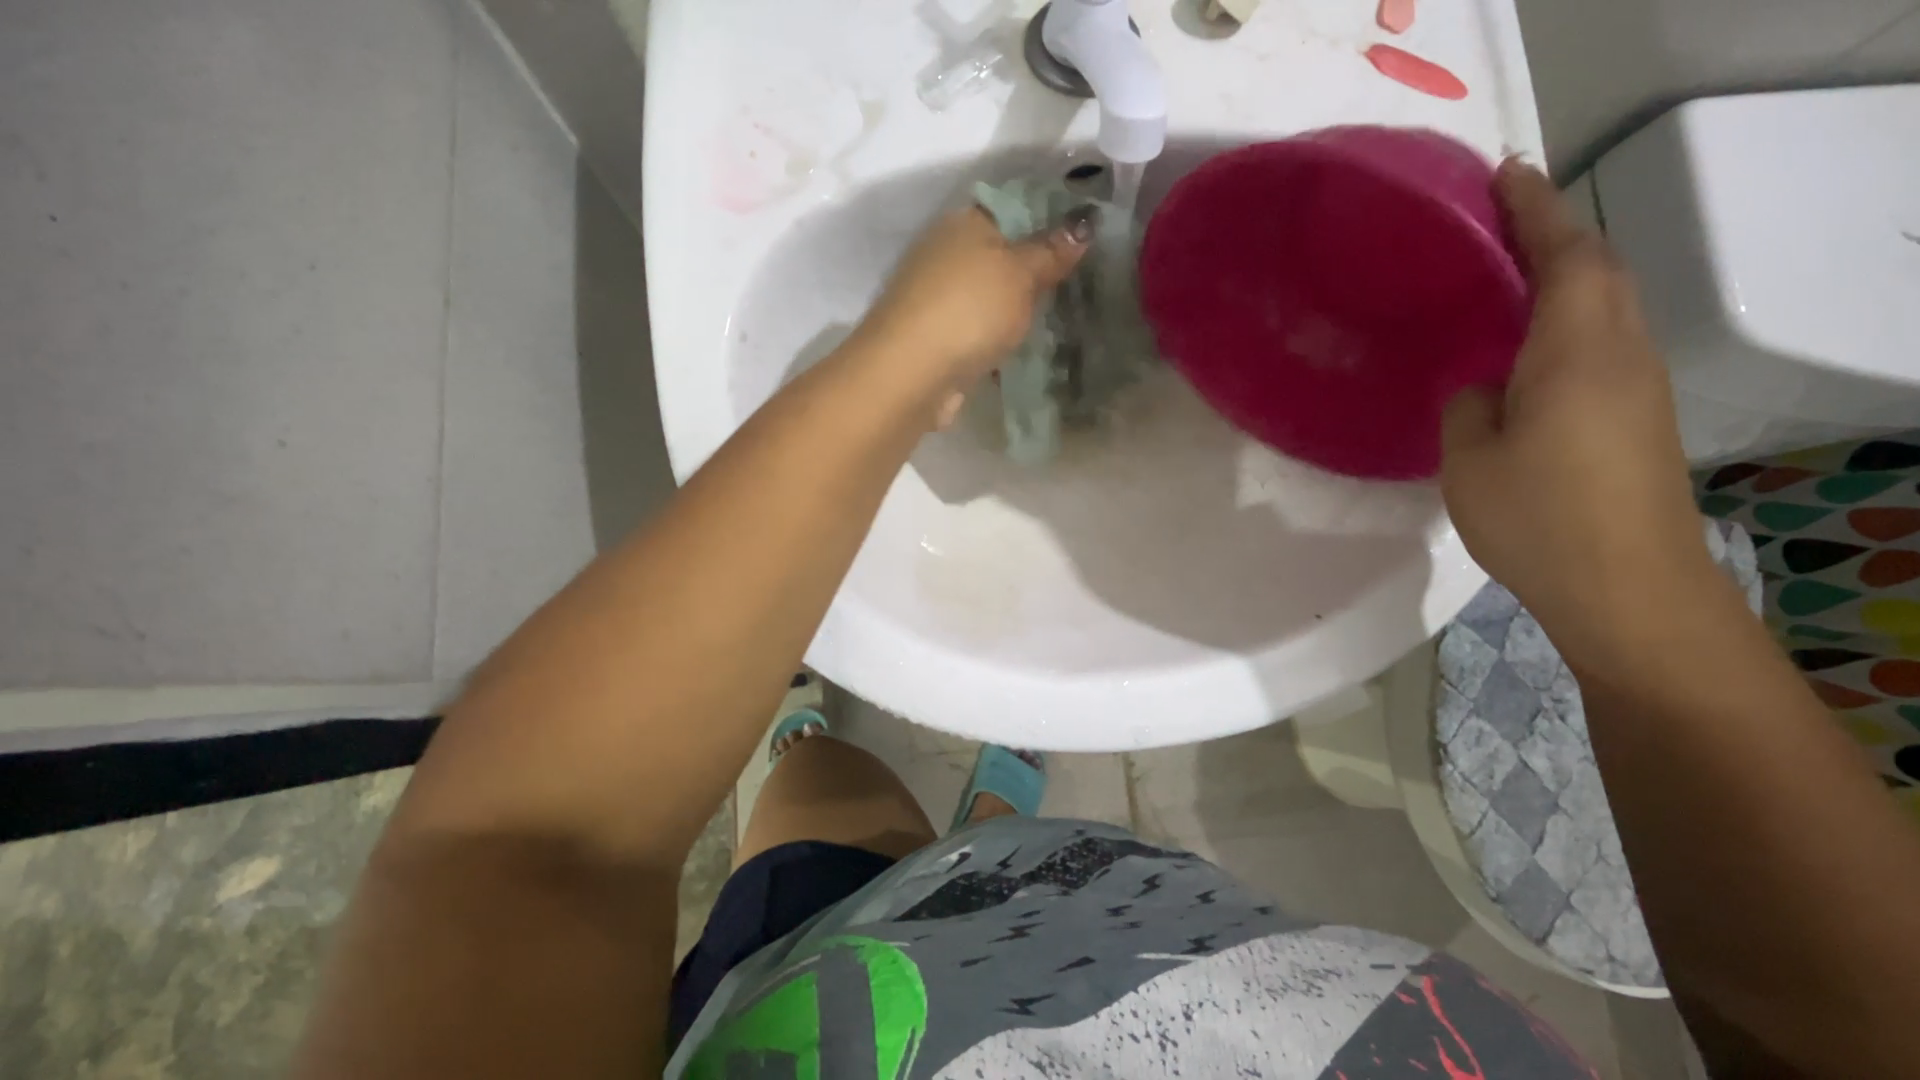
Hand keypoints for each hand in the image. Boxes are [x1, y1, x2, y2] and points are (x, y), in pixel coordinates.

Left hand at [853, 204, 1091, 425]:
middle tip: (1084, 284)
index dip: (1051, 220)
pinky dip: (1000, 338)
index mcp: (964, 222)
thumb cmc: (969, 309)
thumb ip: (1051, 249)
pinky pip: (980, 330)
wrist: (909, 375)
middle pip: (1002, 255)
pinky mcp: (936, 338)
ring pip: (990, 295)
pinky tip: (1028, 349)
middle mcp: (946, 253)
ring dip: (1018, 308)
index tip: (1087, 239)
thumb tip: (1083, 222)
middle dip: (1036, 270)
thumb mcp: (1021, 272)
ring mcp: (937, 298)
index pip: (1014, 208)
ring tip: (1064, 319)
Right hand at [1440, 160, 1712, 658]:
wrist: (1629, 589)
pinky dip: (1571, 316)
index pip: (1566, 251)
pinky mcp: (1640, 416)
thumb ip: (1468, 405)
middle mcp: (1621, 351)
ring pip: (1606, 302)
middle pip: (1599, 267)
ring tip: (1506, 272)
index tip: (1502, 171)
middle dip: (1554, 230)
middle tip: (1494, 220)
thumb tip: (1479, 387)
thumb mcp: (1469, 459)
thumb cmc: (1539, 518)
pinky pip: (1604, 338)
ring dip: (1565, 272)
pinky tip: (1528, 343)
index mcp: (1577, 349)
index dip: (1534, 206)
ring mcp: (1639, 385)